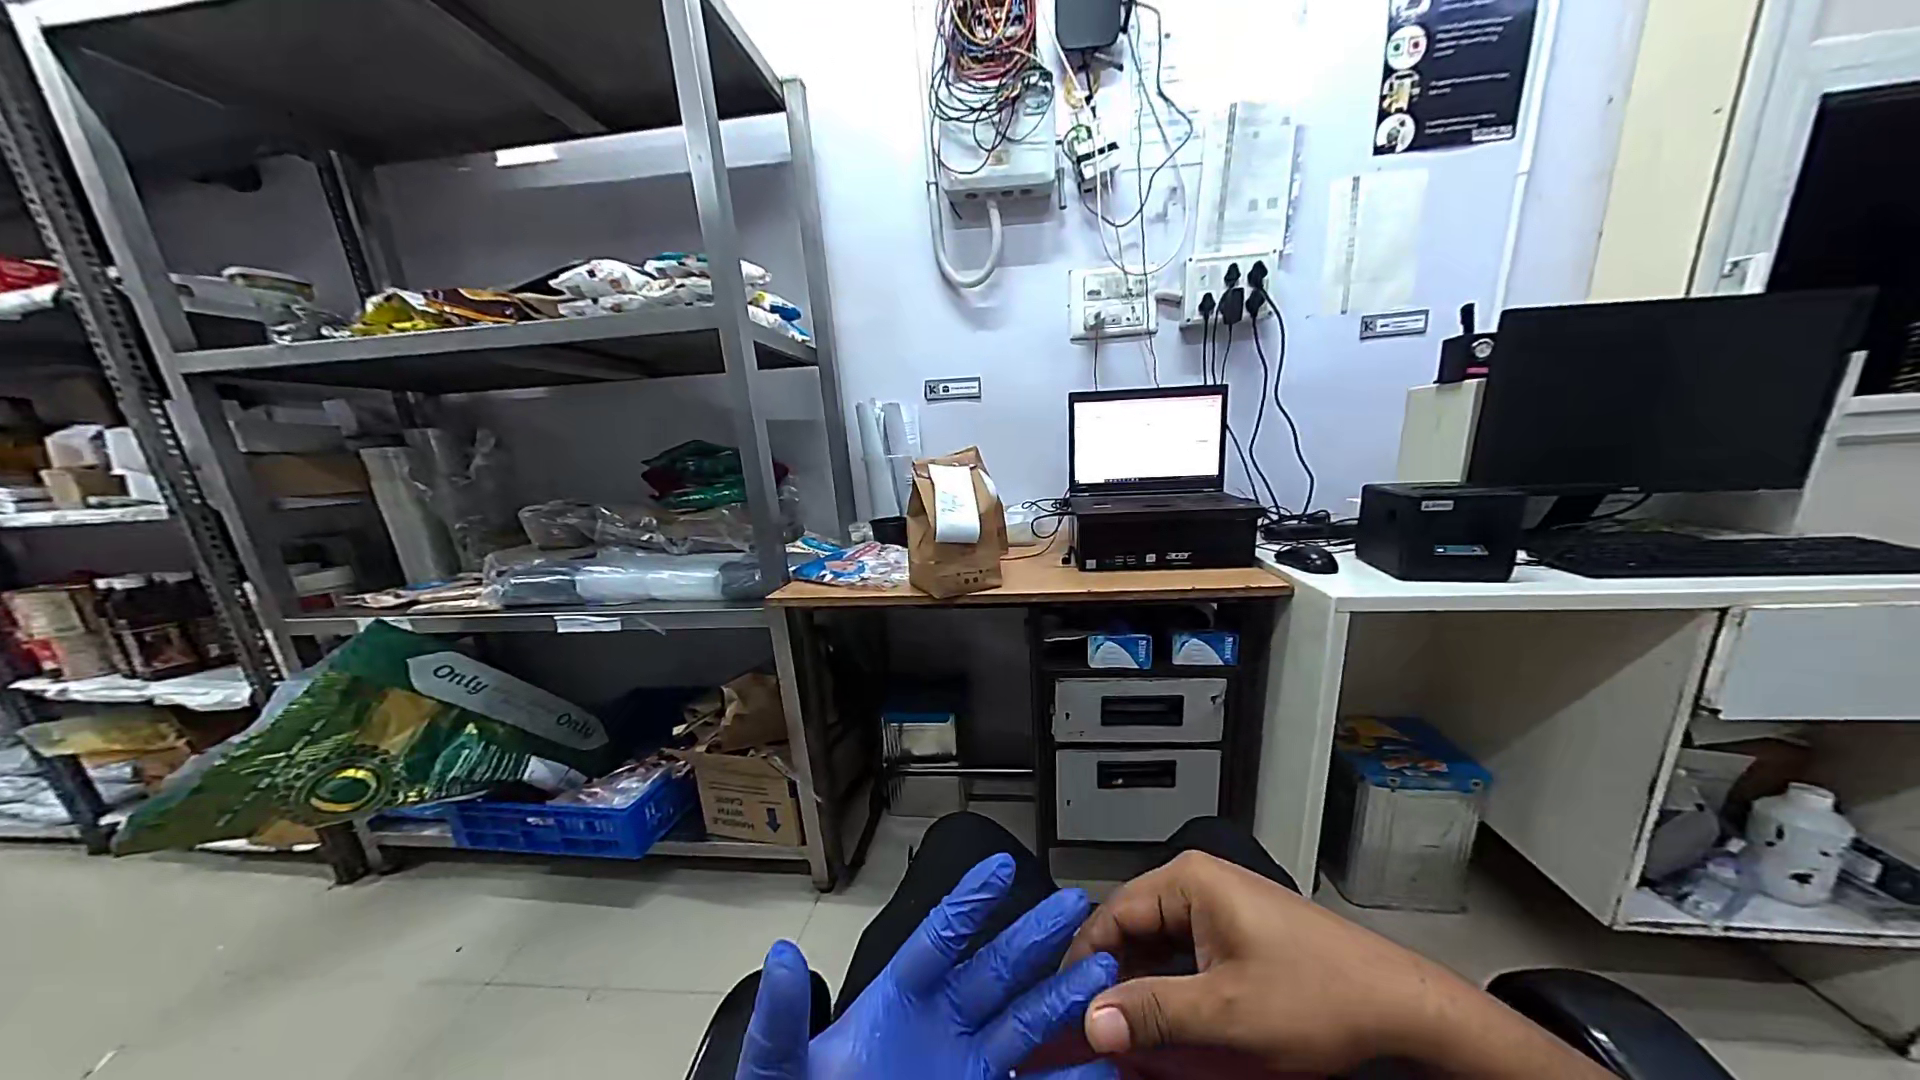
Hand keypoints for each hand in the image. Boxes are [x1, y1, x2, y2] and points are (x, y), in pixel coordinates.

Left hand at [738, 853, 1120, 1079]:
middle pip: (996, 968)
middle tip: (1074, 902)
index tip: (1003, 866)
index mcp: (896, 1000)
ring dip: (1062, 995)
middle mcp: (940, 1026)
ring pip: (1024, 1022)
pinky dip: (1072, 1078)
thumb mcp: (782, 1069)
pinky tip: (1103, 1064)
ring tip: (1103, 969)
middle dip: (1035, 934)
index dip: (971, 900)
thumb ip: (784, 1020)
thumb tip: (779, 958)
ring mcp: (966, 1069)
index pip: (940, 937)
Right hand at [1063, 852, 1611, 1078]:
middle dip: (1112, 978)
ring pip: (1155, 944)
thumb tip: (1087, 1023)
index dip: (1084, 961)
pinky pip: (1183, 955)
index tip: (1063, 1008)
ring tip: (1122, 1033)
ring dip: (1139, 987)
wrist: (1401, 1005)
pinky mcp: (1233, 930)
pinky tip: (1162, 1024)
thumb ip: (1152, 1014)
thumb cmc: (1314, 999)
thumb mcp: (1227, 1015)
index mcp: (1186, 882)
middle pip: (1132, 928)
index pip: (1112, 914)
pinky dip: (1168, 989)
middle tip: (1093, 1029)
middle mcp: (1195, 883)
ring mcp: (1215, 905)